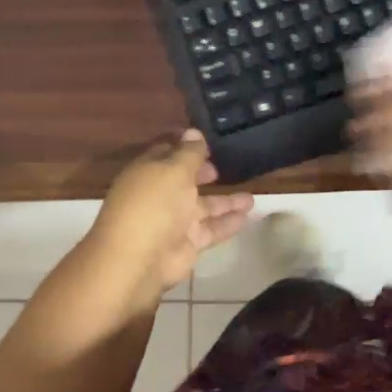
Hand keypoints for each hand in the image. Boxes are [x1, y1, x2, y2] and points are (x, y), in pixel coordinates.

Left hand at [82, 129, 253, 303]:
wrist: (139, 260)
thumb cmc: (154, 205)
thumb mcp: (173, 170)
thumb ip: (189, 152)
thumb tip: (194, 131)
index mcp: (149, 172)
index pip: (167, 153)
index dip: (186, 146)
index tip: (208, 140)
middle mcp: (160, 195)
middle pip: (185, 180)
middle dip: (204, 173)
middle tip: (225, 165)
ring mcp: (174, 221)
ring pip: (203, 206)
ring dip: (225, 201)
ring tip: (252, 196)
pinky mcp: (188, 243)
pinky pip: (212, 228)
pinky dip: (229, 222)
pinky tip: (249, 216)